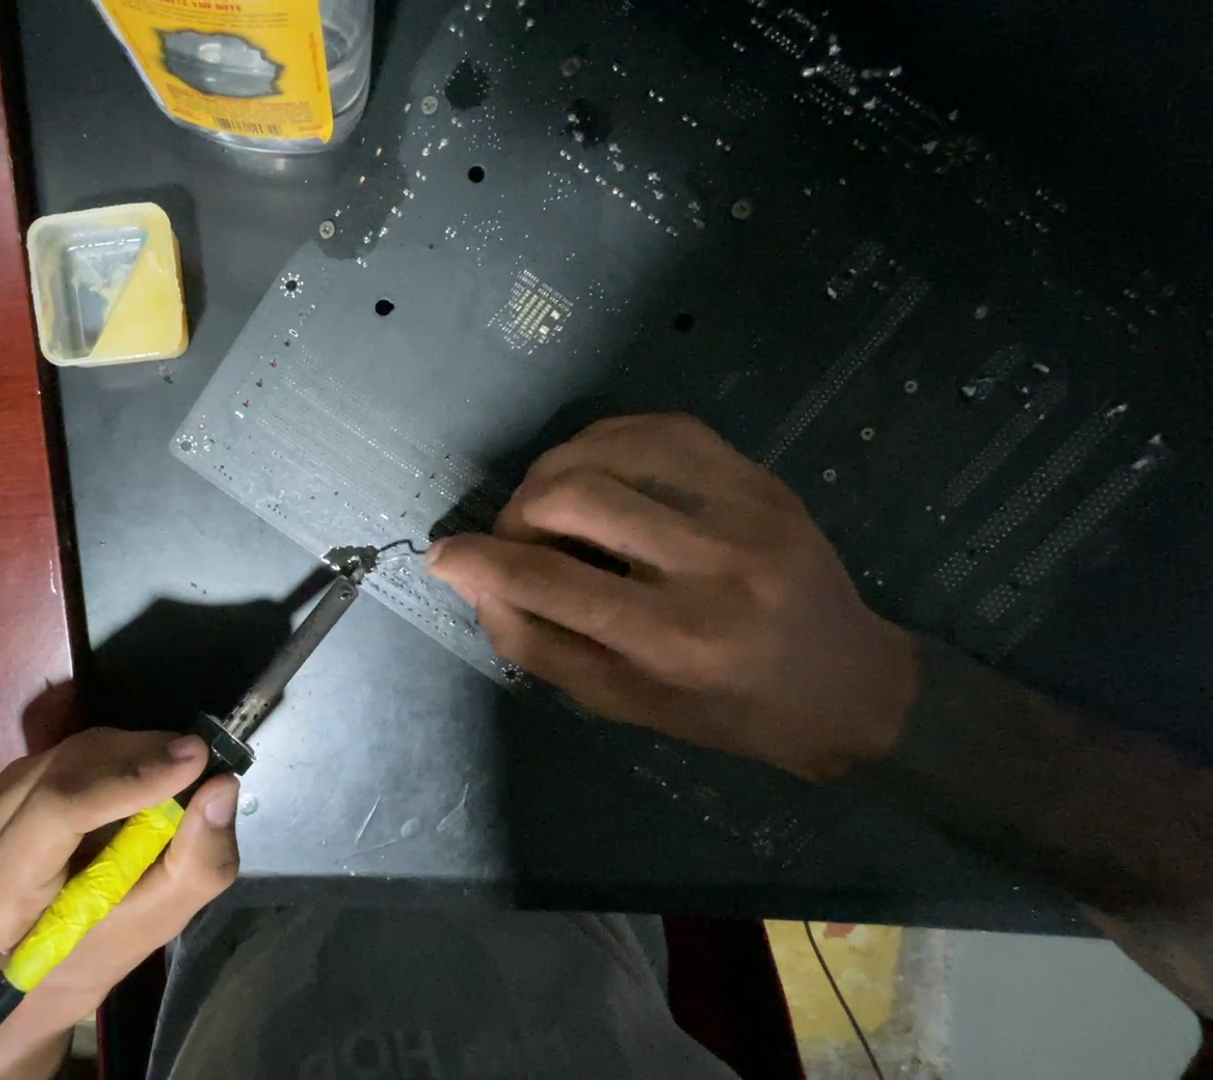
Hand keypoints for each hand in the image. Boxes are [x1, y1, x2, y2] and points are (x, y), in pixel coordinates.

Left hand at [0, 727, 239, 1012]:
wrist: (49, 959)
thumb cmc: (101, 946)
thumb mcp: (159, 920)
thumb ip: (197, 863)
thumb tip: (221, 787)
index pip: (58, 811)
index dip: (130, 778)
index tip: (195, 757)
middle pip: (65, 770)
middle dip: (141, 757)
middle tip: (198, 759)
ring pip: (67, 753)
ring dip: (130, 753)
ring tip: (169, 776)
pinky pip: (62, 751)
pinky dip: (110, 756)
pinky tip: (132, 780)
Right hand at [426, 414, 916, 780]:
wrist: (845, 683)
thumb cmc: (721, 710)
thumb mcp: (618, 702)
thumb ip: (535, 644)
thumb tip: (471, 582)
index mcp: (674, 640)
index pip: (546, 581)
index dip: (477, 561)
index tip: (442, 555)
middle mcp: (711, 566)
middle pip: (571, 497)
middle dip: (516, 514)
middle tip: (514, 539)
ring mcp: (743, 509)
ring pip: (607, 448)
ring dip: (551, 471)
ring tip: (548, 505)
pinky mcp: (758, 476)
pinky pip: (656, 427)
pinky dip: (600, 441)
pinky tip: (590, 469)